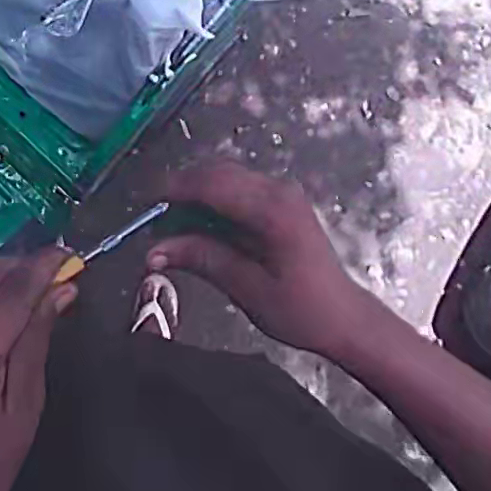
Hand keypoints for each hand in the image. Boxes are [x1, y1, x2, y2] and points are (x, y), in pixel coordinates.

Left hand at [0, 248, 76, 490]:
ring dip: (5, 273)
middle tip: (59, 263)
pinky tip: (11, 295)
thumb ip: (37, 339)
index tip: (69, 253)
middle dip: (22, 264)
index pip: (9, 295)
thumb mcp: (25, 405)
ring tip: (41, 276)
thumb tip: (61, 290)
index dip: (41, 268)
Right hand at [149, 162, 379, 358]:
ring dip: (195, 189)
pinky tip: (199, 219)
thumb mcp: (247, 289)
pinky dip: (211, 194)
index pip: (213, 184)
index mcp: (273, 211)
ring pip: (224, 173)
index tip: (145, 203)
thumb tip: (152, 251)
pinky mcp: (280, 197)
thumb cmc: (301, 311)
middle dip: (180, 188)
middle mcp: (278, 189)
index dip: (174, 189)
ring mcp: (281, 190)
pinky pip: (236, 183)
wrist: (346, 317)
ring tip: (171, 220)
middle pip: (216, 172)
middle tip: (153, 216)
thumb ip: (201, 259)